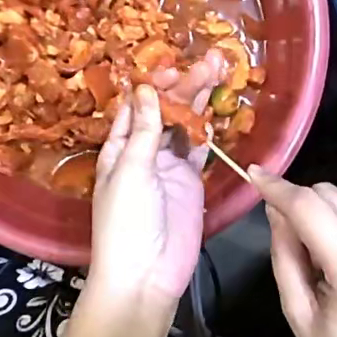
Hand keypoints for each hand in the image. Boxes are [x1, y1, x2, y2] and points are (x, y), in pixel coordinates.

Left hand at [85, 52, 222, 312]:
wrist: (145, 274)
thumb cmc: (126, 221)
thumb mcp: (131, 170)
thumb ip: (144, 131)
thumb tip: (146, 89)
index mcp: (118, 148)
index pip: (136, 108)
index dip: (153, 87)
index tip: (172, 67)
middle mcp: (143, 152)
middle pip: (165, 113)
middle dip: (184, 88)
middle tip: (209, 62)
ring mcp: (168, 167)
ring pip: (185, 127)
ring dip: (199, 102)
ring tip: (218, 72)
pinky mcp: (190, 182)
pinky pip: (198, 151)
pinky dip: (206, 132)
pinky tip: (217, 110)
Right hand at [253, 170, 336, 336]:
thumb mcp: (300, 316)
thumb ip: (285, 257)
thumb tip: (275, 212)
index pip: (308, 207)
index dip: (276, 187)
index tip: (250, 174)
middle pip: (326, 192)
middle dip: (295, 199)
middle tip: (278, 233)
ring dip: (313, 211)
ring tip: (308, 256)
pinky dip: (331, 222)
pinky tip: (329, 259)